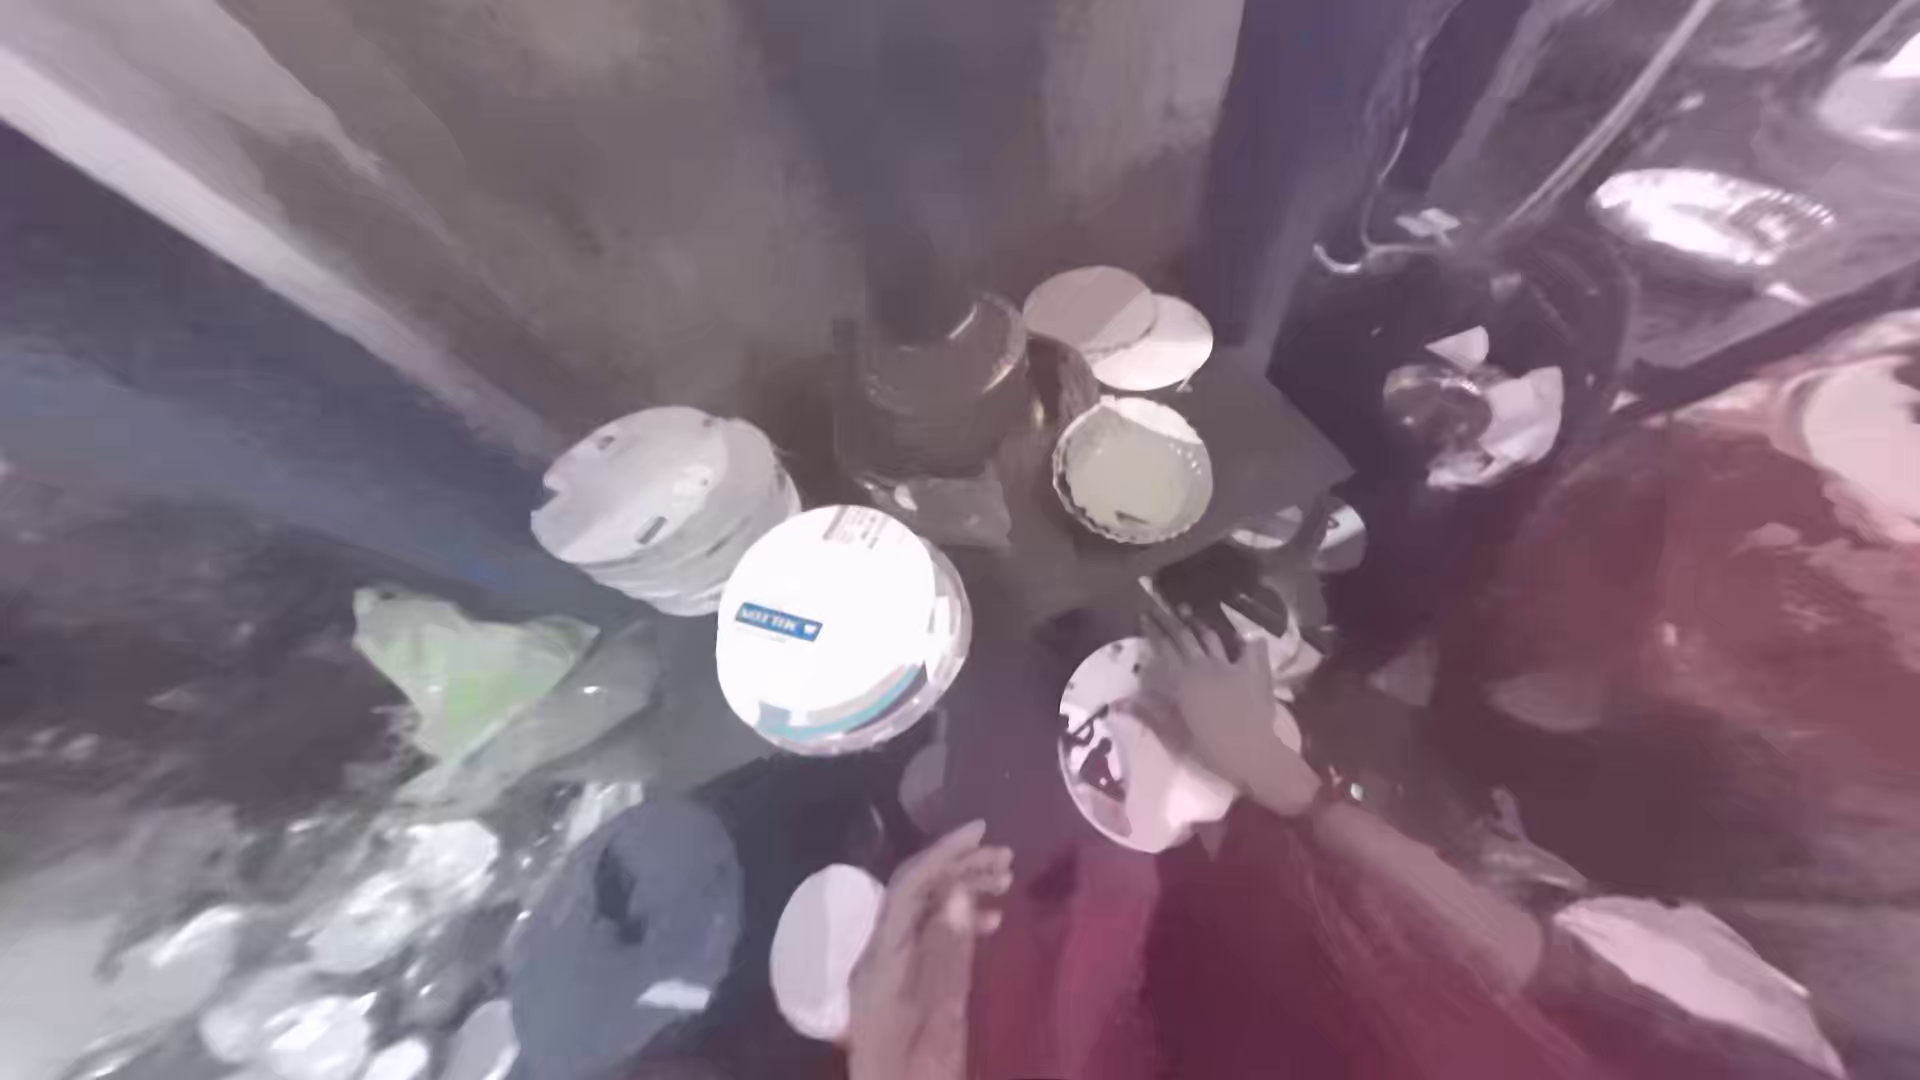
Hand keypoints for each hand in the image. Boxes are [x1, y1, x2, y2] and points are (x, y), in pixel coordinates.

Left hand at [847, 821, 1012, 1079]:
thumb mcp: (941, 1026)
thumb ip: (948, 956)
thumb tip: (959, 890)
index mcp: (880, 960)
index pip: (909, 885)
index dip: (944, 851)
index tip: (983, 831)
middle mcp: (877, 953)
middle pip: (917, 890)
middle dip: (961, 866)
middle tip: (1007, 859)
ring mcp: (887, 968)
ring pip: (925, 908)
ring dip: (963, 889)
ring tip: (1005, 881)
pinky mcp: (900, 982)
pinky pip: (928, 933)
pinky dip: (959, 919)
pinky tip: (990, 920)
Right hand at [1142, 607, 1321, 816]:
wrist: (1252, 754)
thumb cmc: (1209, 747)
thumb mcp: (1172, 733)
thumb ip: (1146, 713)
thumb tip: (1118, 701)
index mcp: (1181, 679)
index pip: (1162, 648)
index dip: (1152, 631)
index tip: (1144, 616)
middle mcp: (1202, 665)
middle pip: (1183, 636)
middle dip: (1169, 620)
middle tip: (1159, 607)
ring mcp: (1229, 665)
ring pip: (1209, 637)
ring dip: (1198, 623)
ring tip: (1188, 611)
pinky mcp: (1253, 670)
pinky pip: (1250, 647)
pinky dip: (1245, 637)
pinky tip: (1240, 631)